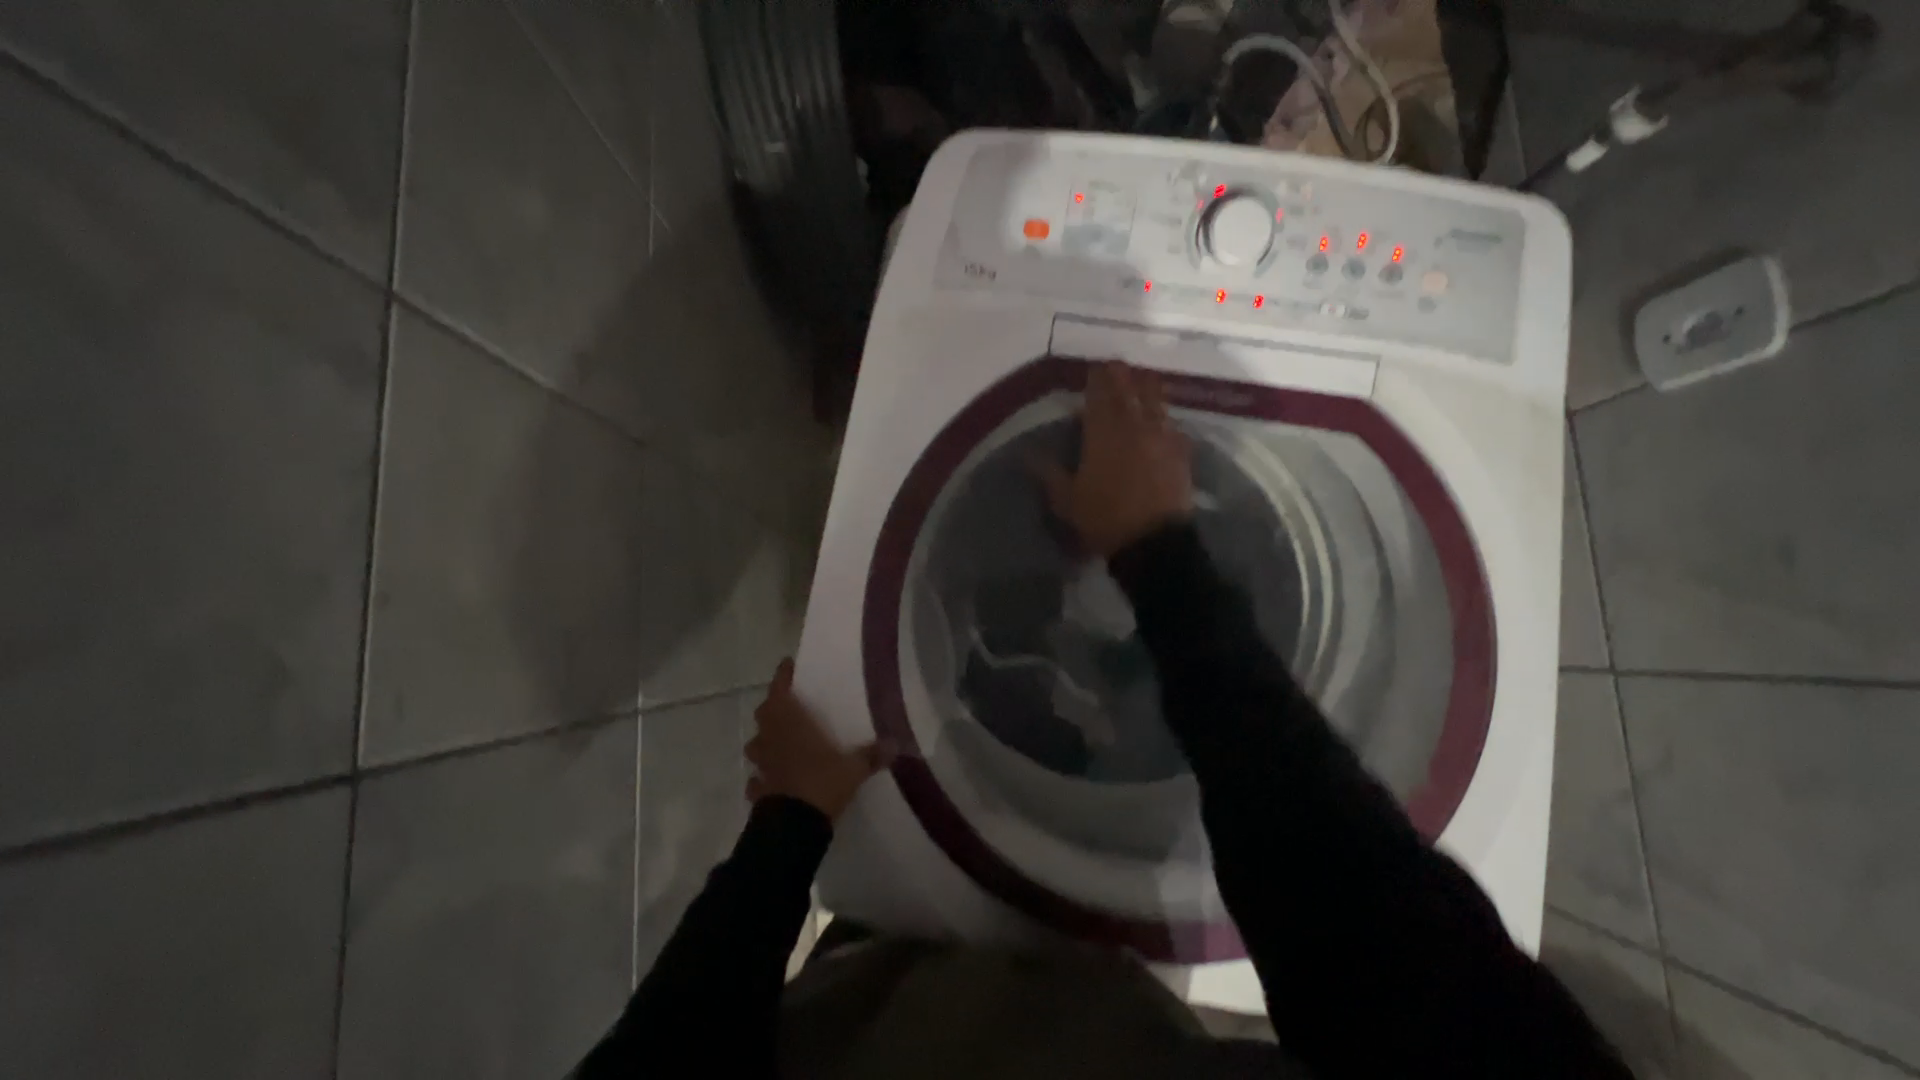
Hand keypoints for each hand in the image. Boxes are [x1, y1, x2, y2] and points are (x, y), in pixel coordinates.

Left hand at [746, 660, 892, 820]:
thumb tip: (896, 743)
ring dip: (765, 741)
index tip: (788, 666)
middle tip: (790, 707)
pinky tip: (775, 779)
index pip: (780, 688)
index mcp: (790, 722)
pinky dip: (764, 775)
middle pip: (765, 713)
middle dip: (775, 708)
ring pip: (757, 744)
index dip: (783, 676)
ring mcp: (761, 763)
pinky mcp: (757, 788)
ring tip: (780, 743)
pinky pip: (758, 776)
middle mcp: (771, 736)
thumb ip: (872, 755)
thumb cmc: (821, 783)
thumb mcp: (853, 769)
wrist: (792, 826)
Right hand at [1038, 360, 1194, 557]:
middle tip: (1113, 369)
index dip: (1096, 378)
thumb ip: (1048, 472)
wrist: (1154, 543)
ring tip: (1139, 383)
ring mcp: (1163, 435)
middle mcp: (1135, 424)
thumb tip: (1029, 453)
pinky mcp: (1182, 452)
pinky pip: (1173, 424)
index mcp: (1103, 431)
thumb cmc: (1104, 519)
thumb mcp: (1066, 500)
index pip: (1099, 391)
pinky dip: (1164, 417)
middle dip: (1120, 375)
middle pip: (1130, 387)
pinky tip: (1161, 422)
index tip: (1092, 369)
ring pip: (1155, 399)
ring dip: (1145, 387)